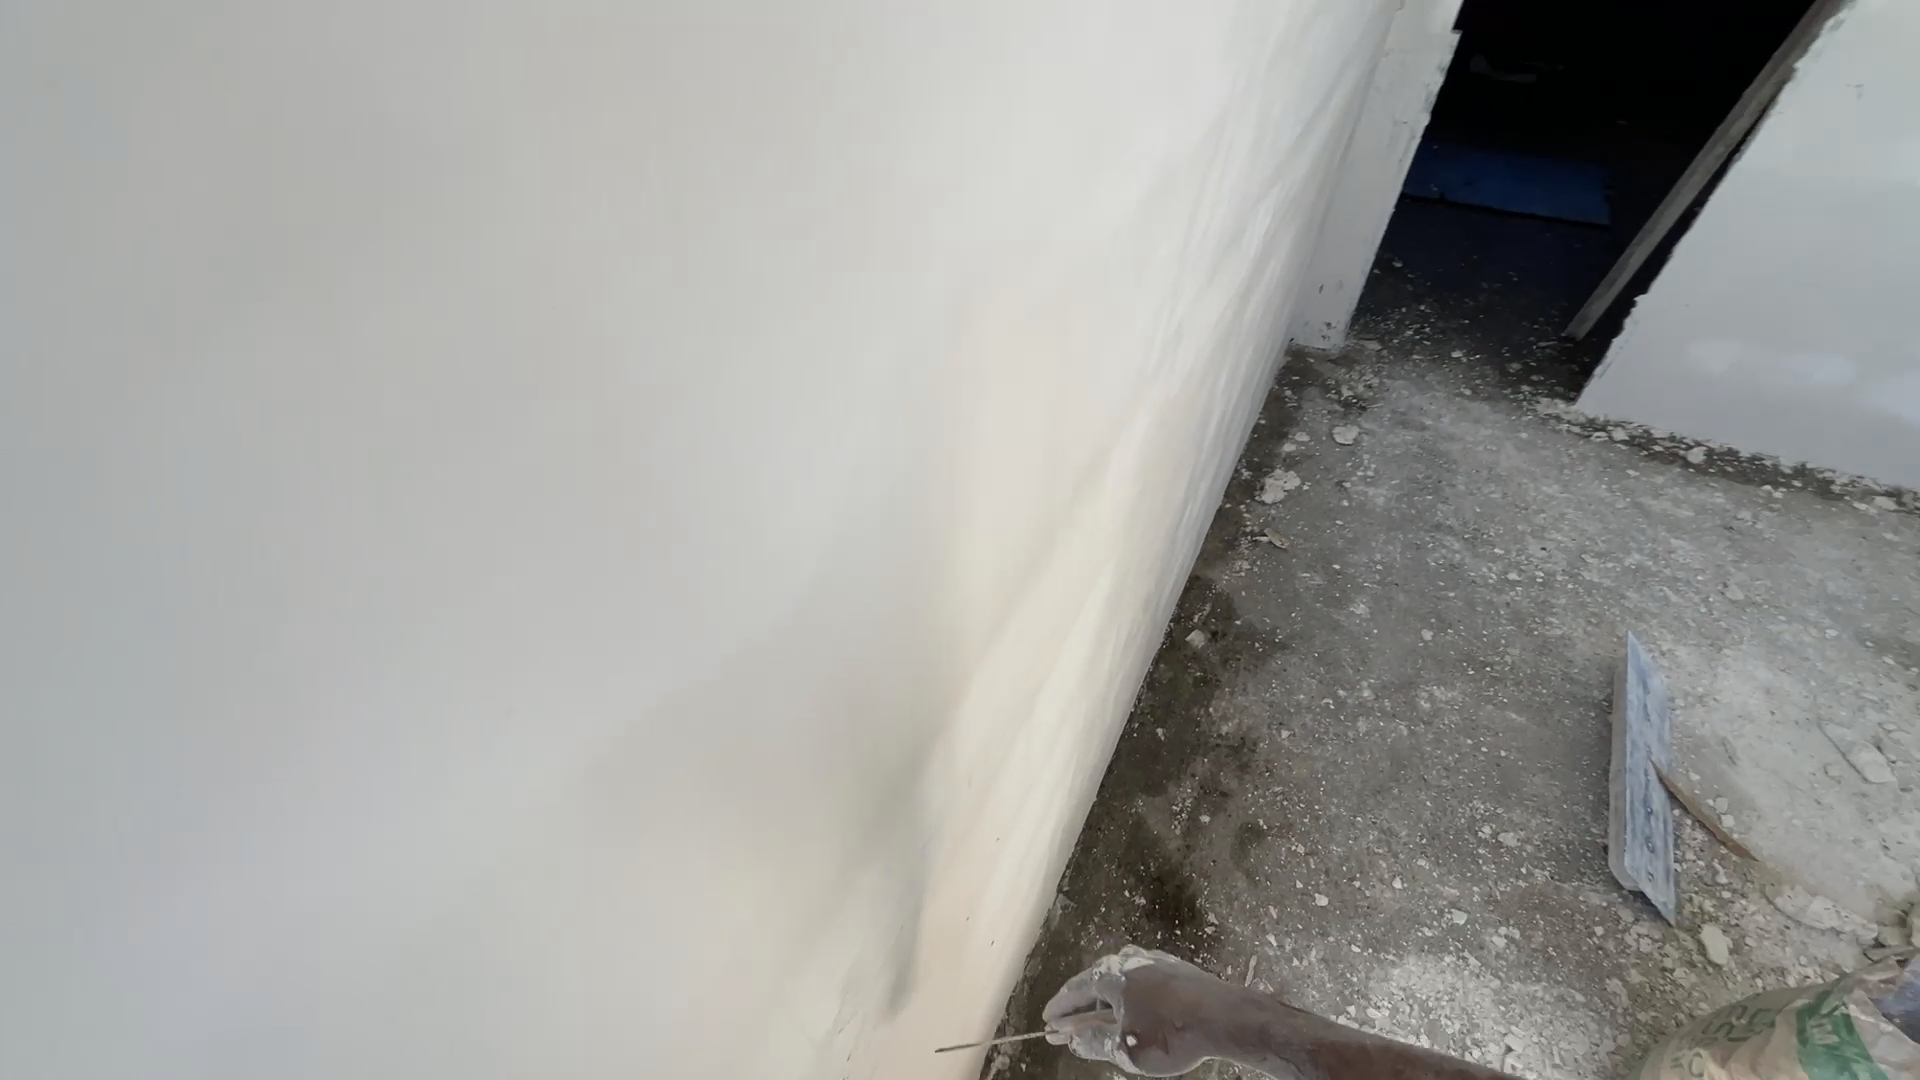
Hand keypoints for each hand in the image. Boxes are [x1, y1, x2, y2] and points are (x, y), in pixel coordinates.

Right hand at [1042, 945, 1241, 1076]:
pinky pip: (1139, 978)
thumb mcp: (1126, 1049)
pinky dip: (1127, 992)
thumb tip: (1071, 1040)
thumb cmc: (1169, 1034)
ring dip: (1103, 995)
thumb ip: (1095, 1042)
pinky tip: (1133, 1003)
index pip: (1076, 990)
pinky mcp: (1172, 967)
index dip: (1060, 1008)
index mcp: (1111, 976)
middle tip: (1066, 1020)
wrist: (1219, 1015)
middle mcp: (1126, 960)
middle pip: (1094, 980)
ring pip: (1118, 977)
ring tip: (1096, 1012)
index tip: (1047, 1020)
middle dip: (1079, 1003)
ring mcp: (1151, 961)